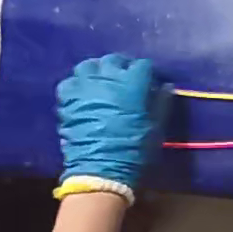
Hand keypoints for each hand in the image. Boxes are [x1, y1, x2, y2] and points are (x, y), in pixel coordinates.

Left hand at [56, 54, 167, 189]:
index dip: (147, 74)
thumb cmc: (135, 150)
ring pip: (89, 66)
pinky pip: (71, 82)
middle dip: (122, 69)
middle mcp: (108, 77)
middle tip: (125, 83)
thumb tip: (165, 86)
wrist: (102, 171)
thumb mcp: (156, 128)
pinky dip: (78, 85)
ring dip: (98, 72)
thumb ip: (161, 103)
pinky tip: (84, 95)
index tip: (149, 84)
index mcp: (133, 83)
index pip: (143, 66)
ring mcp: (84, 86)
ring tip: (102, 84)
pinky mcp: (67, 98)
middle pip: (115, 61)